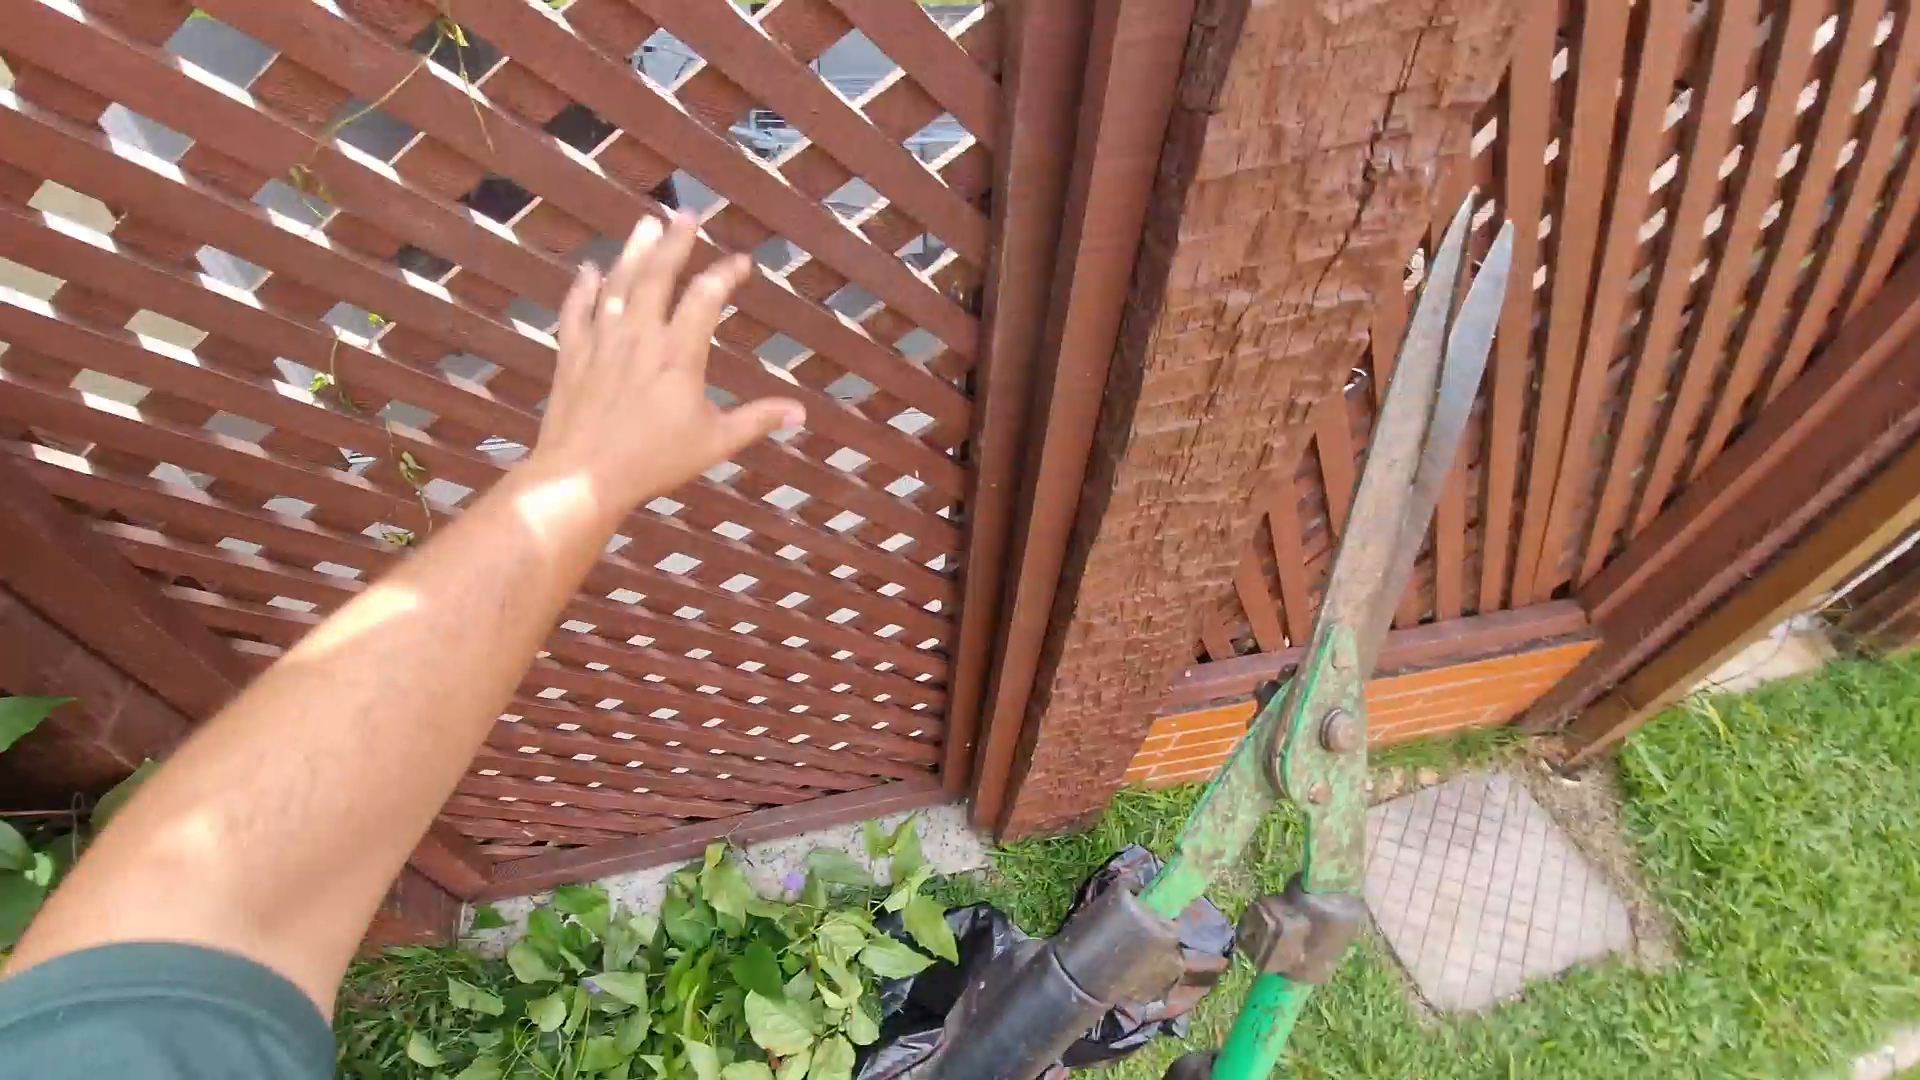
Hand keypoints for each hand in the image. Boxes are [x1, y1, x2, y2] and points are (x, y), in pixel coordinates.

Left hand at [529, 213, 803, 515]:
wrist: (583, 476)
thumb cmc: (656, 461)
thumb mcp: (716, 442)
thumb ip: (757, 420)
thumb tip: (800, 412)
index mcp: (679, 354)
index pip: (706, 298)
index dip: (726, 274)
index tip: (742, 262)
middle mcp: (640, 336)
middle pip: (657, 276)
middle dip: (675, 243)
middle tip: (686, 214)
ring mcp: (602, 342)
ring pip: (617, 284)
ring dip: (633, 251)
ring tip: (646, 223)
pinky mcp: (572, 355)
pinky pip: (578, 311)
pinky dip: (584, 287)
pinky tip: (590, 270)